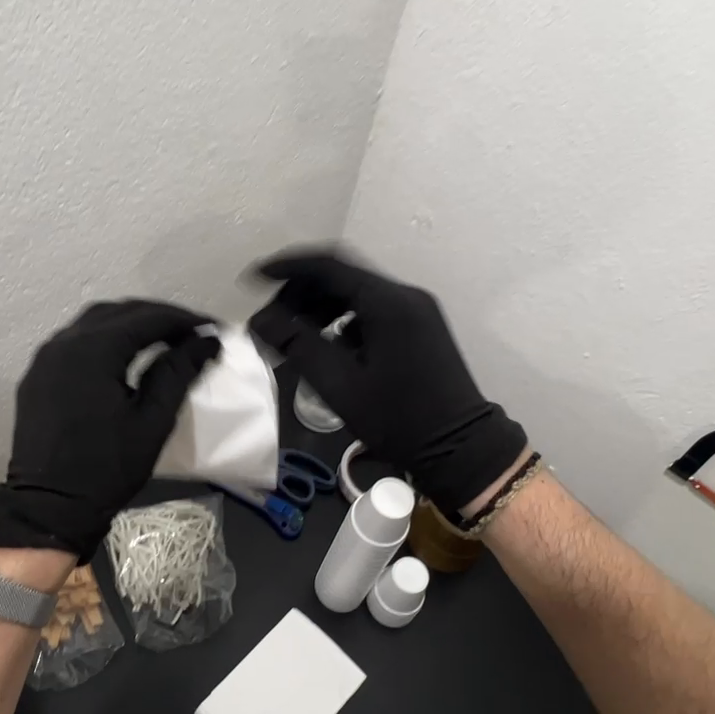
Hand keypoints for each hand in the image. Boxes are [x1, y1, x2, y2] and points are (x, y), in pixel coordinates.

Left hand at [0, 300, 221, 562]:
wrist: (50, 507)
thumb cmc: (108, 467)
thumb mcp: (153, 420)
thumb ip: (178, 372)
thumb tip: (207, 340)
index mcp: (94, 350)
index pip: (148, 318)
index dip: (185, 321)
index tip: (214, 331)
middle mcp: (65, 342)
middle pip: (120, 311)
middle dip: (160, 317)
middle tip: (194, 333)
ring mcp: (46, 357)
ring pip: (95, 322)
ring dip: (132, 323)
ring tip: (165, 338)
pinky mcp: (38, 374)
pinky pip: (77, 341)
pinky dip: (107, 338)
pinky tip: (127, 354)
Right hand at [248, 248, 526, 514]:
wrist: (460, 448)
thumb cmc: (398, 418)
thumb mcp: (339, 384)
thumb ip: (296, 345)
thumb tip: (259, 320)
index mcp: (387, 301)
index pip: (327, 266)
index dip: (286, 268)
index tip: (254, 278)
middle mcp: (405, 295)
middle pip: (342, 277)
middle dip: (301, 292)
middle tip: (271, 319)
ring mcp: (417, 310)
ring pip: (358, 293)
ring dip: (321, 307)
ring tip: (292, 335)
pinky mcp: (422, 327)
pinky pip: (375, 310)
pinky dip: (344, 319)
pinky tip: (327, 346)